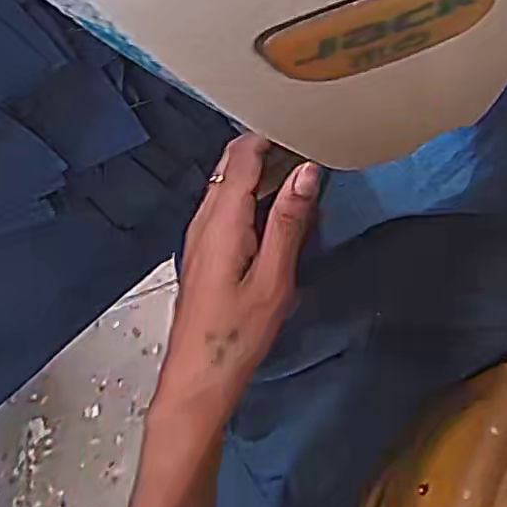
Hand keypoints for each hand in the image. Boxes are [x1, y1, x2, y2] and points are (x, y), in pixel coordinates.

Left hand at [153, 134, 318, 433]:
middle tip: (310, 148)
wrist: (196, 382)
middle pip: (232, 164)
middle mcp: (205, 219)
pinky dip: (254, 195)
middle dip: (269, 149)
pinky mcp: (204, 249)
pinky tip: (279, 210)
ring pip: (229, 183)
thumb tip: (307, 170)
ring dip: (263, 172)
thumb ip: (289, 220)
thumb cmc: (237, 334)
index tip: (302, 125)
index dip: (269, 133)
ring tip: (302, 174)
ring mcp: (200, 234)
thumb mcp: (274, 279)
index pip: (240, 155)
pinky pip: (228, 205)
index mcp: (221, 221)